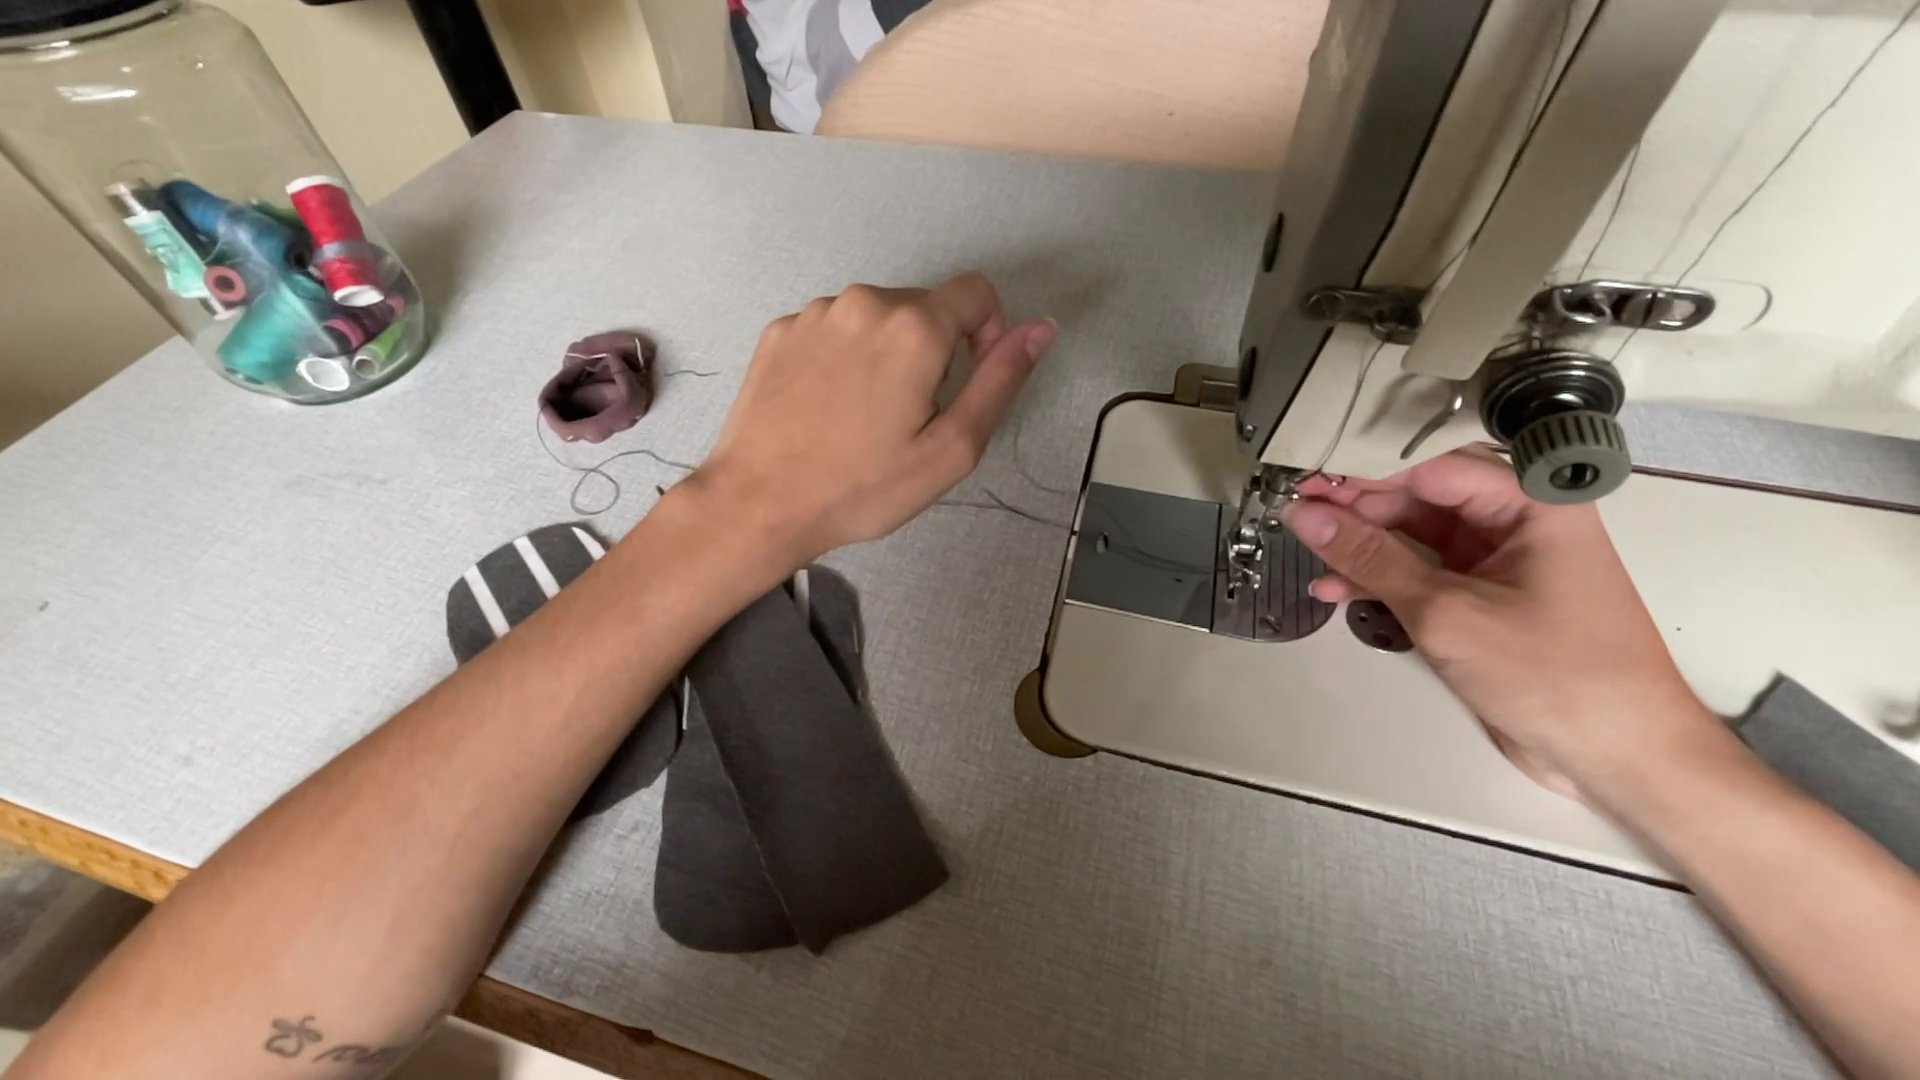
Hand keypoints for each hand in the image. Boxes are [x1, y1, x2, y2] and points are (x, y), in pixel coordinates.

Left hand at [692, 273, 1054, 566]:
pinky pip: (832, 329)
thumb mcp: (952, 448)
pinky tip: (825, 407)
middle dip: (933, 350)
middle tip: (909, 416)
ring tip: (863, 415)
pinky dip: (842, 357)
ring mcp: (814, 313)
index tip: (963, 383)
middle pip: (924, 307)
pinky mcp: (779, 331)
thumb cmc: (863, 487)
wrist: (759, 504)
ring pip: (876, 318)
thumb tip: (1041, 328)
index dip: (987, 333)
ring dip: (886, 352)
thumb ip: (1002, 379)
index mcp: (915, 326)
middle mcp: (863, 301)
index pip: (977, 292)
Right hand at [1281, 449, 1723, 797]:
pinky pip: (1422, 572)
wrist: (1618, 756)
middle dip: (1357, 510)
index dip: (1364, 472)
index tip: (1305, 480)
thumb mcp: (1446, 612)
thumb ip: (1370, 559)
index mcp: (1532, 502)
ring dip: (1362, 548)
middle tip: (1297, 516)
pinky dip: (1381, 580)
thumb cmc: (1552, 675)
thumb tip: (1306, 516)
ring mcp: (1500, 560)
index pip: (1429, 465)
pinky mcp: (1484, 597)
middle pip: (1420, 496)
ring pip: (1414, 535)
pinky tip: (1337, 590)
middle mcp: (1517, 521)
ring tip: (1309, 555)